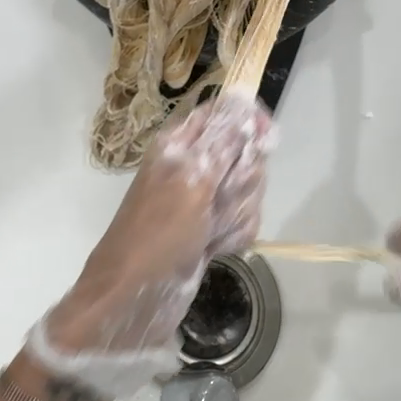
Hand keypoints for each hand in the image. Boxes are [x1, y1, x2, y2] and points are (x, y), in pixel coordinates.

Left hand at [28, 93, 273, 397]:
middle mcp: (195, 165)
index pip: (226, 113)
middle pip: (246, 153)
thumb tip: (245, 103)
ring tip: (209, 232)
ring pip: (249, 189)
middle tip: (217, 200)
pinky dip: (233, 235)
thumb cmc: (157, 234)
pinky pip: (244, 220)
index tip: (266, 140)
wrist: (134, 297)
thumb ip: (224, 142)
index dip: (250, 122)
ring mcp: (205, 199)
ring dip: (236, 212)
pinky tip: (214, 248)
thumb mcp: (191, 180)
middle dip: (242, 181)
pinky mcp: (213, 229)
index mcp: (182, 143)